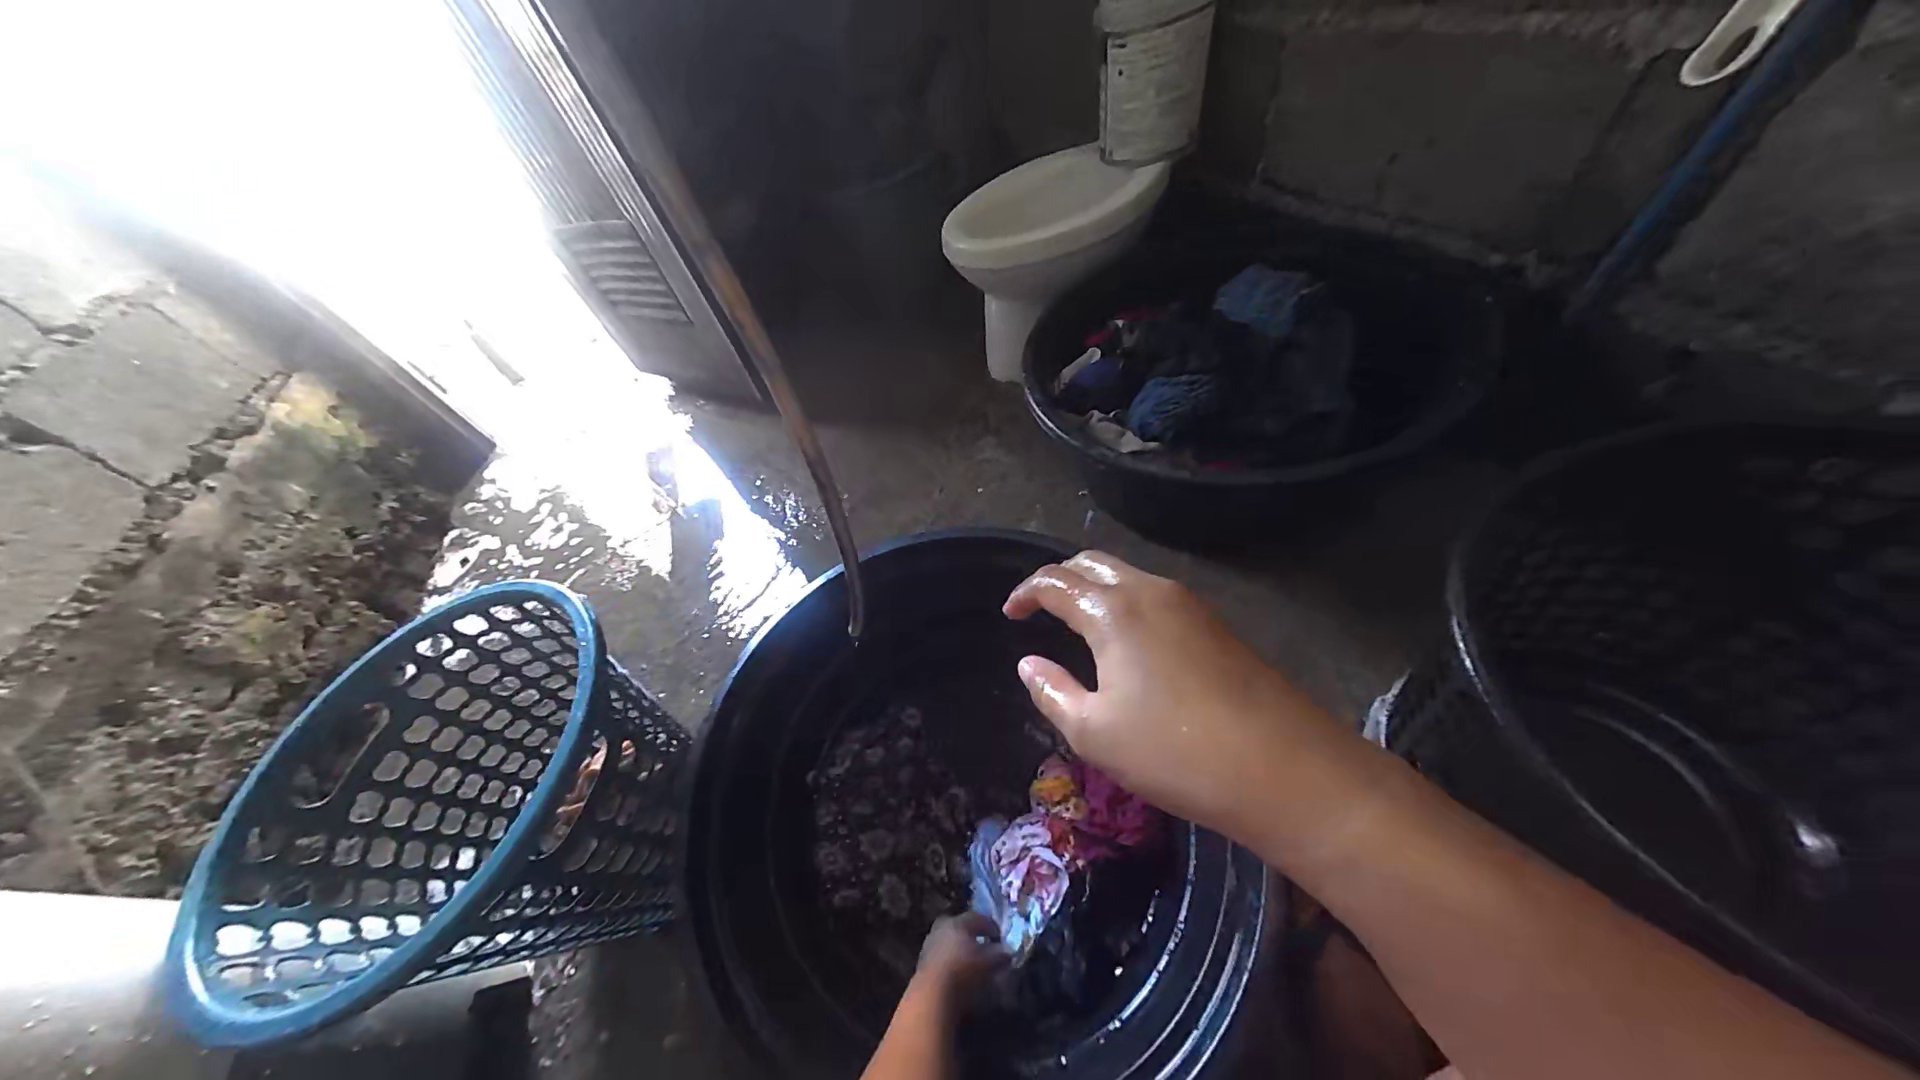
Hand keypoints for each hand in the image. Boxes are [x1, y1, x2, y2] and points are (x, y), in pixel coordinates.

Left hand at [912, 912, 1006, 999]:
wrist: (932, 995)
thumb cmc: (963, 972)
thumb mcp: (988, 963)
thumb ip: (999, 955)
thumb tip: (1007, 951)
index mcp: (958, 922)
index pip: (978, 918)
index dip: (991, 926)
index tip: (1000, 937)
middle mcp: (942, 927)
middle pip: (961, 927)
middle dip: (973, 934)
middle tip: (985, 945)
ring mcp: (929, 944)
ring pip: (950, 941)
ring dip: (961, 949)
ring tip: (973, 962)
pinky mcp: (923, 962)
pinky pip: (942, 955)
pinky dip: (952, 961)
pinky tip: (959, 973)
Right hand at [1003, 551, 1366, 840]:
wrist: (1287, 770)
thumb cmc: (1175, 752)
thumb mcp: (1094, 732)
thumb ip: (1051, 691)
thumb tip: (1029, 664)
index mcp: (1113, 611)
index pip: (1054, 582)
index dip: (1025, 593)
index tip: (1010, 614)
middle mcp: (1150, 592)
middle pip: (1092, 563)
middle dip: (1059, 579)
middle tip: (1039, 610)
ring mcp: (1189, 605)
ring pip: (1127, 576)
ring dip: (1095, 588)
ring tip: (1077, 623)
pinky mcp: (1215, 625)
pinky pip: (1155, 596)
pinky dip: (1125, 604)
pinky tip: (1125, 642)